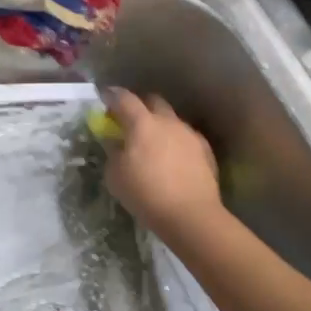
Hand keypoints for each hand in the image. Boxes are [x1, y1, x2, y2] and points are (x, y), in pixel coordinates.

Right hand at [103, 89, 225, 234]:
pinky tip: (172, 158)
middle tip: (130, 120)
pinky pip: (186, 137)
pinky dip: (175, 141)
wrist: (190, 215)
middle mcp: (168, 122)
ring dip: (160, 125)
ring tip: (153, 143)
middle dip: (140, 106)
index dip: (112, 96)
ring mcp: (189, 134)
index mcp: (142, 124)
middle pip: (153, 101)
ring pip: (172, 119)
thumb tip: (116, 144)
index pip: (124, 99)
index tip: (105, 97)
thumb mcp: (115, 176)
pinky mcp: (205, 150)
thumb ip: (113, 153)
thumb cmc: (145, 194)